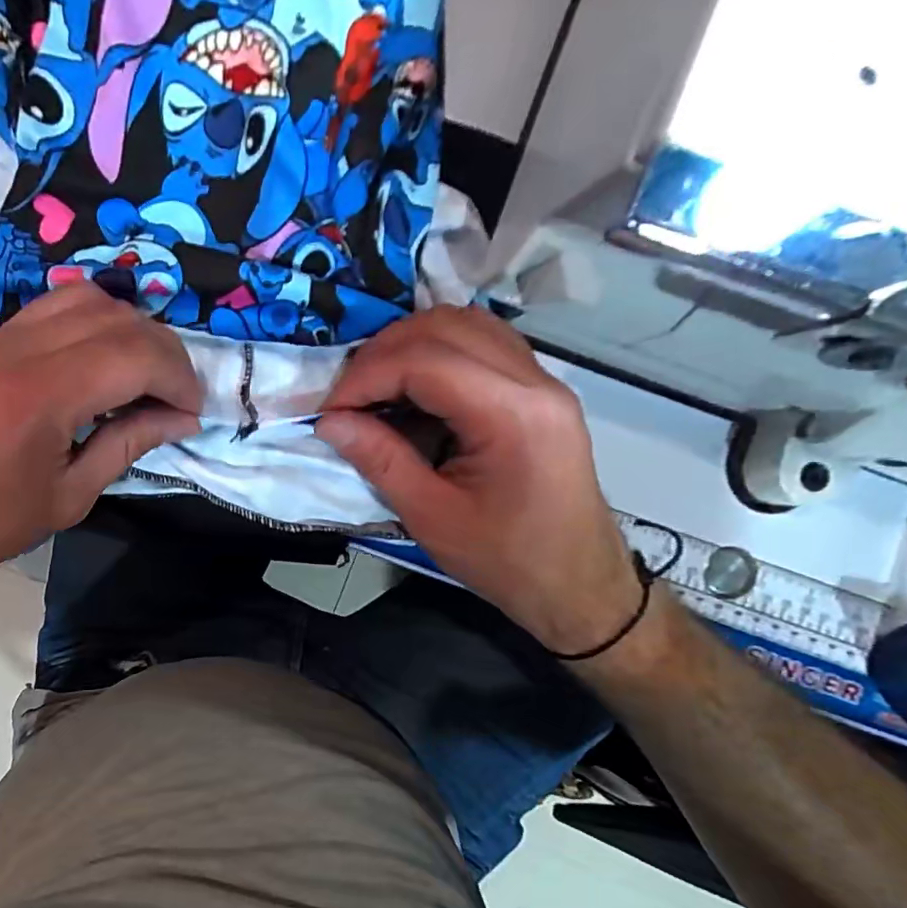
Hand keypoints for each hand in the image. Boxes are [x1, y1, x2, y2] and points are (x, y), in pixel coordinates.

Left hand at [0, 283, 202, 594]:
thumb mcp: (73, 494)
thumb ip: (130, 443)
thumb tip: (181, 418)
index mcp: (41, 397)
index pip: (133, 356)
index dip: (178, 377)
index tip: (192, 409)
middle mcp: (19, 351)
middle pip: (116, 319)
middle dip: (163, 351)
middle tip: (178, 394)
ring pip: (85, 298)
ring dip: (129, 328)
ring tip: (144, 372)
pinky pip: (51, 308)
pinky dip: (91, 321)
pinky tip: (102, 359)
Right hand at [316, 307, 643, 655]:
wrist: (577, 584)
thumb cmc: (506, 560)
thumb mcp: (431, 517)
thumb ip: (380, 459)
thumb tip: (329, 422)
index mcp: (512, 415)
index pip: (424, 361)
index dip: (365, 376)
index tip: (329, 411)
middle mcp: (534, 382)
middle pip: (444, 327)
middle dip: (381, 353)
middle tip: (347, 398)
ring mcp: (542, 381)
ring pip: (464, 324)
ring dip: (408, 345)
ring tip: (374, 388)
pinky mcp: (539, 390)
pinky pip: (481, 343)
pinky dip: (437, 351)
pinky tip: (412, 387)